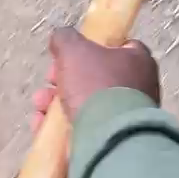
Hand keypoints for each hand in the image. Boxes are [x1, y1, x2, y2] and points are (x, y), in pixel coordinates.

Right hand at [30, 27, 158, 126]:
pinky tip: (41, 125)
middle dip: (65, 78)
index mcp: (138, 60)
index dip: (89, 47)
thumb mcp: (74, 50)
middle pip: (95, 77)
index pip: (116, 46)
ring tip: (40, 105)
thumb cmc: (96, 85)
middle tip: (50, 80)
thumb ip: (65, 39)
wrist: (109, 137)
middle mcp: (139, 87)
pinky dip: (61, 127)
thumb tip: (60, 38)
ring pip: (86, 104)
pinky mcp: (113, 139)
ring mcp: (127, 116)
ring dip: (57, 102)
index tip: (68, 54)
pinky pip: (83, 128)